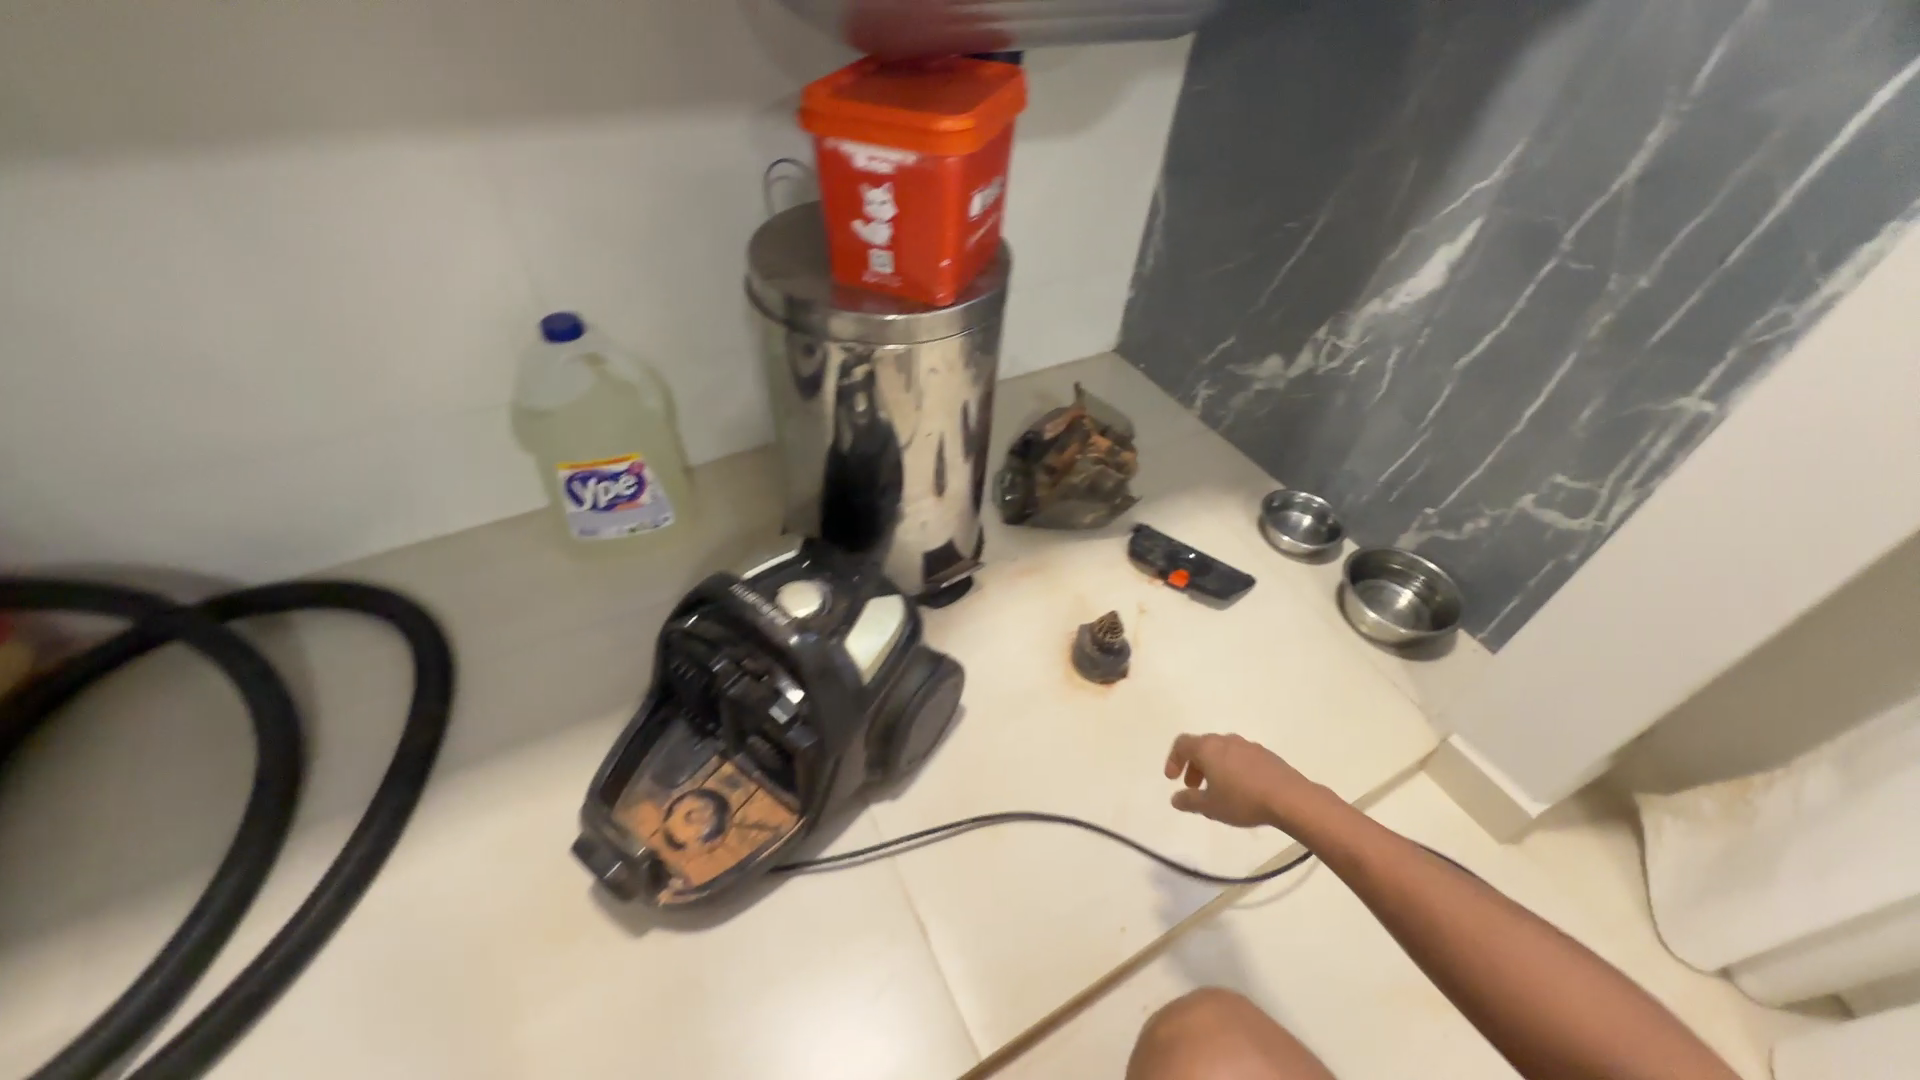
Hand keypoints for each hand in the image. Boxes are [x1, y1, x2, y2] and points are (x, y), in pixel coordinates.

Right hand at [1164, 733, 1321, 829]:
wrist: (1289, 798)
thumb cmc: (1242, 800)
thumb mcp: (1210, 806)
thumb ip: (1189, 801)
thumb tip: (1176, 798)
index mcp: (1208, 748)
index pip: (1182, 744)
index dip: (1173, 760)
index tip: (1173, 779)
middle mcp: (1226, 741)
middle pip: (1202, 747)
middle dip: (1194, 766)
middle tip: (1194, 787)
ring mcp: (1248, 746)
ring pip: (1222, 752)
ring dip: (1213, 768)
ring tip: (1218, 791)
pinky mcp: (1266, 755)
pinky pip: (1240, 757)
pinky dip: (1232, 769)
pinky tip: (1241, 790)